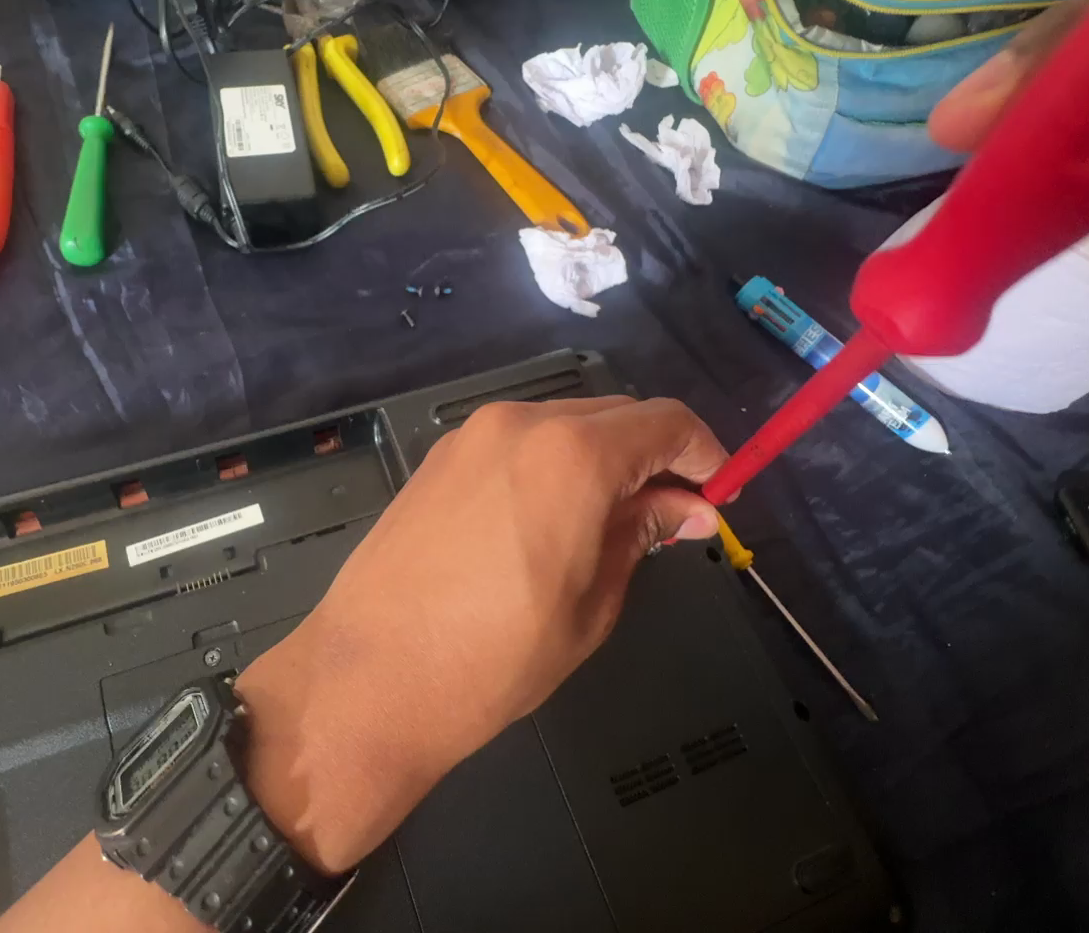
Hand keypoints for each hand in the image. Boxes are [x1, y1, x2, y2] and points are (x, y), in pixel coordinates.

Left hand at [0, 397, 727, 932]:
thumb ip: (641, 537)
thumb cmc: (494, 658)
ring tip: (612, 521)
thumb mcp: (591, 604)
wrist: (369, 675)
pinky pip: (518, 441)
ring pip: (565, 422)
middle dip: (654, 455)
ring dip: (603, 457)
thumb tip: (685, 507)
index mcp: (573, 453)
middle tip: (671, 515)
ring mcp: (471, 434)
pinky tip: (552, 513)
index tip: (718, 493)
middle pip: (615, 414)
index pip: (667, 422)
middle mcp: (521, 422)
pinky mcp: (439, 456)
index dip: (705, 454)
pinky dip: (553, 462)